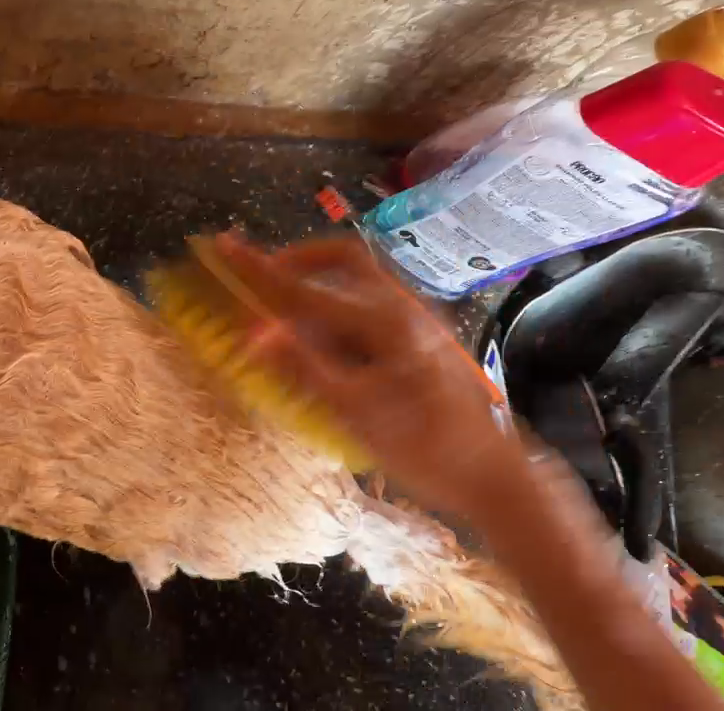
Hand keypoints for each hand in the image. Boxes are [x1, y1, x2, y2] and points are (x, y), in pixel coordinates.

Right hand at [212, 234, 527, 520]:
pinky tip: (326, 338)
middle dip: (295, 260)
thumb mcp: (357, 415)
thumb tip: (255, 334)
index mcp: (382, 323)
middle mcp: (401, 308)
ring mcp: (417, 319)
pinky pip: (370, 298)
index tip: (224, 244)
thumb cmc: (426, 450)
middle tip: (261, 273)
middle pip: (340, 258)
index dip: (258, 269)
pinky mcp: (423, 336)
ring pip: (357, 276)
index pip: (303, 289)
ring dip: (316, 280)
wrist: (499, 478)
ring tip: (287, 307)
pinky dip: (337, 302)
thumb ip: (304, 368)